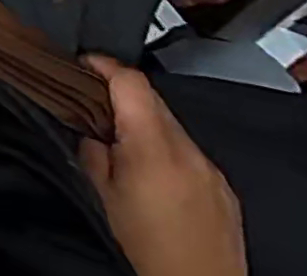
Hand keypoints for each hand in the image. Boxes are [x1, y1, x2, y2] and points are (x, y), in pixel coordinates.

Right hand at [78, 56, 246, 275]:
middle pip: (152, 98)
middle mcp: (187, 149)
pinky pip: (189, 151)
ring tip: (123, 143)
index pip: (131, 81)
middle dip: (121, 93)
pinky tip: (155, 174)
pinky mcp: (224, 188)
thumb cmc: (144, 244)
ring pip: (170, 124)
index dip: (103, 64)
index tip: (82, 63)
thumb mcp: (101, 192)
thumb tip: (89, 127)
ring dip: (144, 122)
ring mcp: (211, 168)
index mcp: (153, 144)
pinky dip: (167, 148)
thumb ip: (92, 149)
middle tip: (94, 103)